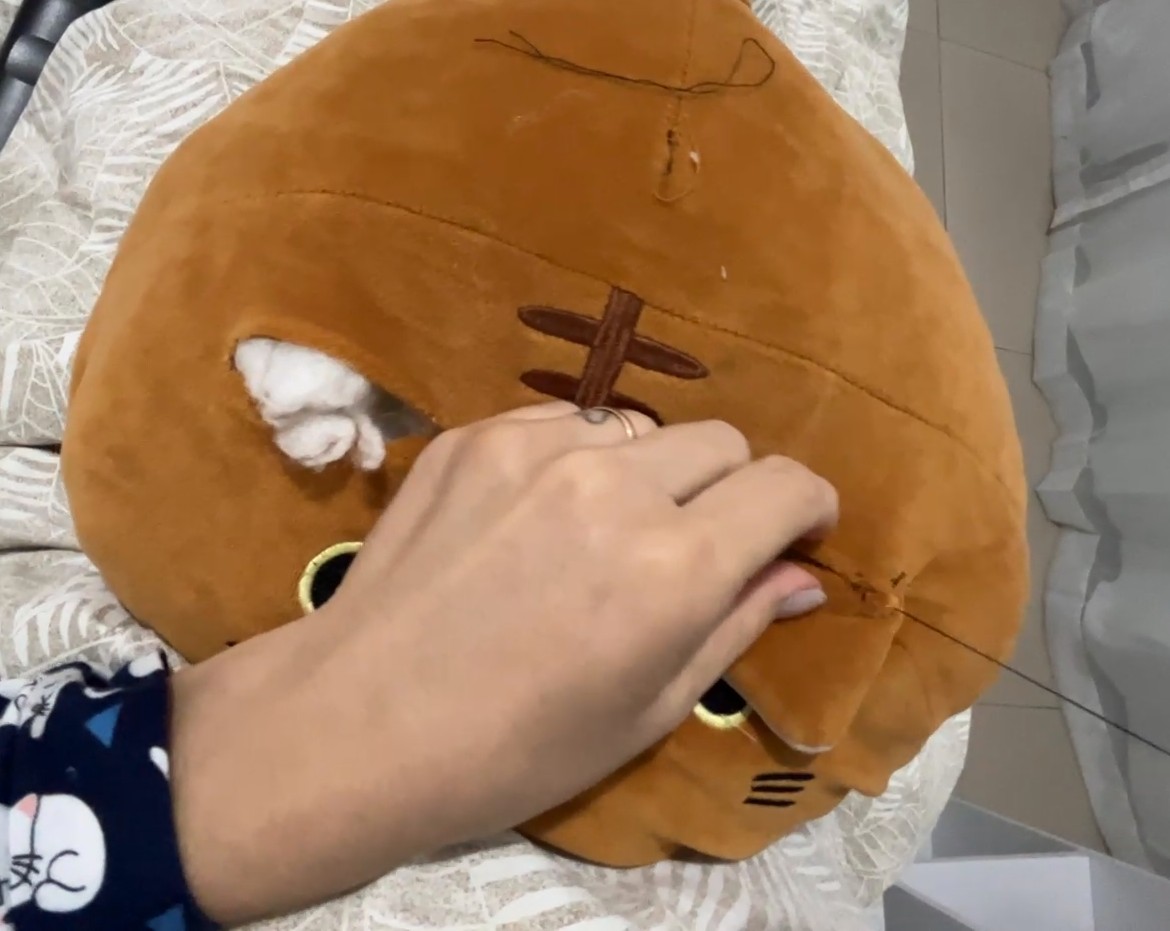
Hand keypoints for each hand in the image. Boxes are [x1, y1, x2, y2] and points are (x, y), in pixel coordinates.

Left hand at [169, 402, 839, 923]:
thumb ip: (733, 624)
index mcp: (672, 563)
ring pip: (638, 427)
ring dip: (647, 470)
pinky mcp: (474, 435)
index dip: (804, 506)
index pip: (783, 485)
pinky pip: (560, 425)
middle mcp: (611, 483)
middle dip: (729, 487)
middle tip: (692, 539)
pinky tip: (535, 513)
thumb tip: (799, 576)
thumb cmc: (516, 744)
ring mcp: (532, 448)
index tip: (792, 530)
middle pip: (719, 440)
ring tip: (602, 528)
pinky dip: (573, 460)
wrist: (364, 717)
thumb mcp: (646, 708)